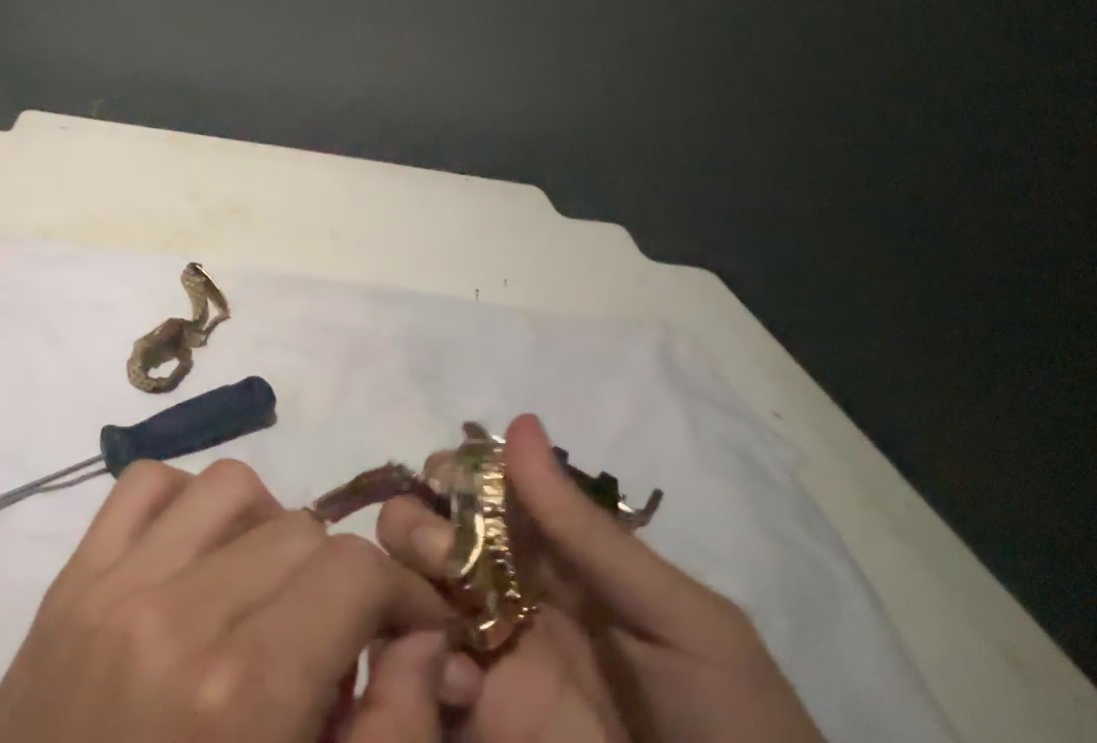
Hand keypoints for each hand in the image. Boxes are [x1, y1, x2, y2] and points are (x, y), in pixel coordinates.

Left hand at [0, 459, 461, 742]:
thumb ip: (391, 729)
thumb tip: (428, 637)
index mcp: (244, 691)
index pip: (352, 571)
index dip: (402, 594)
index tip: (409, 629)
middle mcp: (179, 616)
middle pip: (299, 530)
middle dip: (339, 577)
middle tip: (333, 636)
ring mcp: (114, 586)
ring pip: (229, 486)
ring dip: (269, 526)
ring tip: (267, 585)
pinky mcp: (71, 579)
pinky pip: (143, 484)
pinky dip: (188, 500)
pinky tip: (199, 554)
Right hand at [376, 414, 826, 742]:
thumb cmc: (730, 720)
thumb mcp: (680, 619)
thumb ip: (589, 532)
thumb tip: (518, 422)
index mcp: (562, 563)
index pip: (485, 493)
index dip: (455, 473)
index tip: (445, 477)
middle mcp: (510, 597)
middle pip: (428, 533)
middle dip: (416, 524)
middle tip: (442, 552)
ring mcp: (486, 659)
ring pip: (407, 591)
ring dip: (405, 582)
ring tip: (440, 611)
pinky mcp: (470, 716)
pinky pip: (413, 671)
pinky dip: (413, 663)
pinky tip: (460, 681)